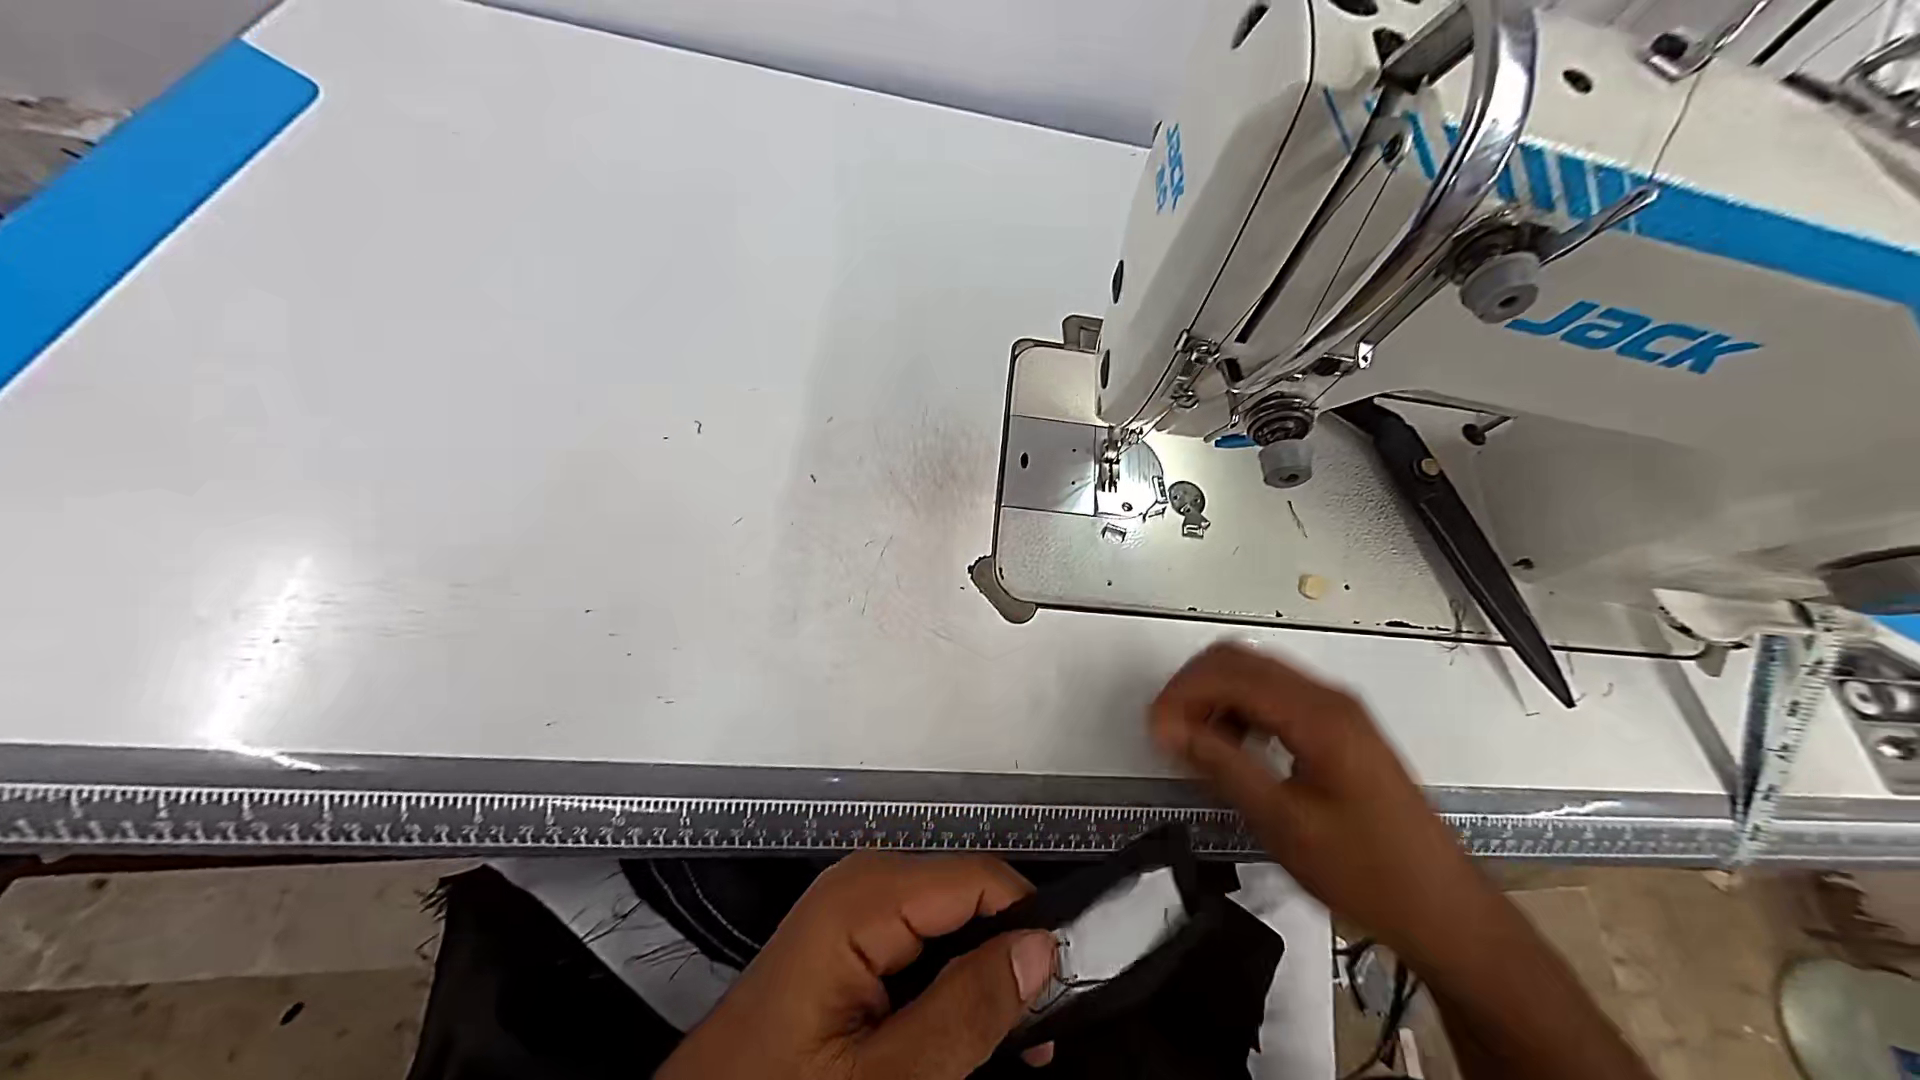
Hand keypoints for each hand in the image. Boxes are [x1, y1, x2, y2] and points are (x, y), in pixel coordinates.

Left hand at [656, 851, 1057, 1079]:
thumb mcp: (885, 1078)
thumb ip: (966, 1009)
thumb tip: (1040, 948)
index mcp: (865, 896)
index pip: (981, 877)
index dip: (1028, 925)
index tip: (1062, 988)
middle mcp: (863, 884)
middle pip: (968, 896)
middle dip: (1008, 956)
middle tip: (1034, 1035)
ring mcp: (856, 908)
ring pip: (951, 921)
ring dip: (985, 977)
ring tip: (1008, 1046)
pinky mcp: (852, 936)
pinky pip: (923, 941)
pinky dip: (953, 982)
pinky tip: (967, 1031)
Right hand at [1148, 642, 1497, 958]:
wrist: (1443, 910)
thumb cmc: (1366, 872)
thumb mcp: (1283, 822)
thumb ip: (1223, 765)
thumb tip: (1170, 728)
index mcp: (1317, 714)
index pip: (1227, 672)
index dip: (1180, 695)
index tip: (1155, 731)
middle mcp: (1328, 698)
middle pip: (1239, 659)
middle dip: (1192, 688)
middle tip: (1168, 732)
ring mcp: (1336, 709)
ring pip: (1254, 673)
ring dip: (1213, 697)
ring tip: (1193, 742)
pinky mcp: (1338, 727)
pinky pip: (1274, 695)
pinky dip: (1239, 708)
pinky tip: (1230, 746)